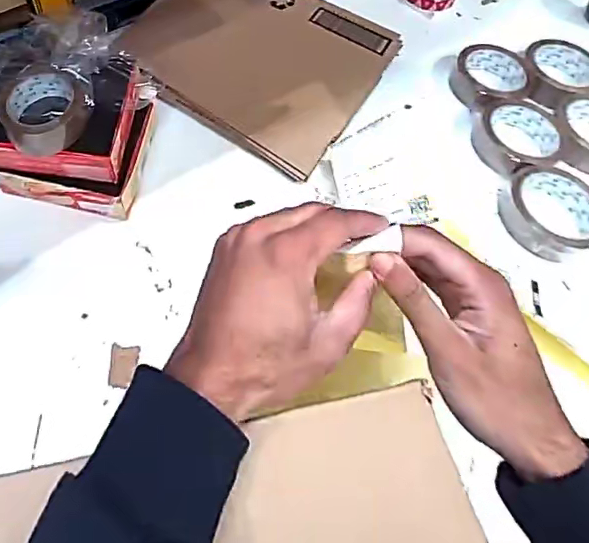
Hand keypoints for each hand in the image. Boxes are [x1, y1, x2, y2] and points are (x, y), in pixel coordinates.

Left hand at [166, 204, 387, 421]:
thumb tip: (369, 278)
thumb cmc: (258, 367)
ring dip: (313, 223)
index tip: (378, 225)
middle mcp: (257, 237)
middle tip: (362, 236)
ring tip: (335, 245)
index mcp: (285, 255)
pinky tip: (301, 251)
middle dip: (340, 220)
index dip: (363, 221)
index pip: (334, 221)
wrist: (210, 378)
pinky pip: (265, 225)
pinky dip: (287, 230)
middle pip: (310, 211)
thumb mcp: (326, 345)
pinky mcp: (226, 246)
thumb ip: (357, 304)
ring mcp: (238, 239)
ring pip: (287, 214)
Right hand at [369, 226, 587, 481]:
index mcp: (482, 282)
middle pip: (429, 246)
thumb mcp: (448, 351)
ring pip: (430, 262)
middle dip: (391, 244)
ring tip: (362, 261)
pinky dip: (409, 278)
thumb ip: (413, 300)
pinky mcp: (469, 308)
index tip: (357, 242)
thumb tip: (381, 259)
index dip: (390, 237)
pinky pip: (434, 281)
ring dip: (398, 260)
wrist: (534, 443)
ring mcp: (475, 294)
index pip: (428, 241)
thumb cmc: (499, 403)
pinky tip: (387, 282)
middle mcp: (481, 280)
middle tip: (353, 251)